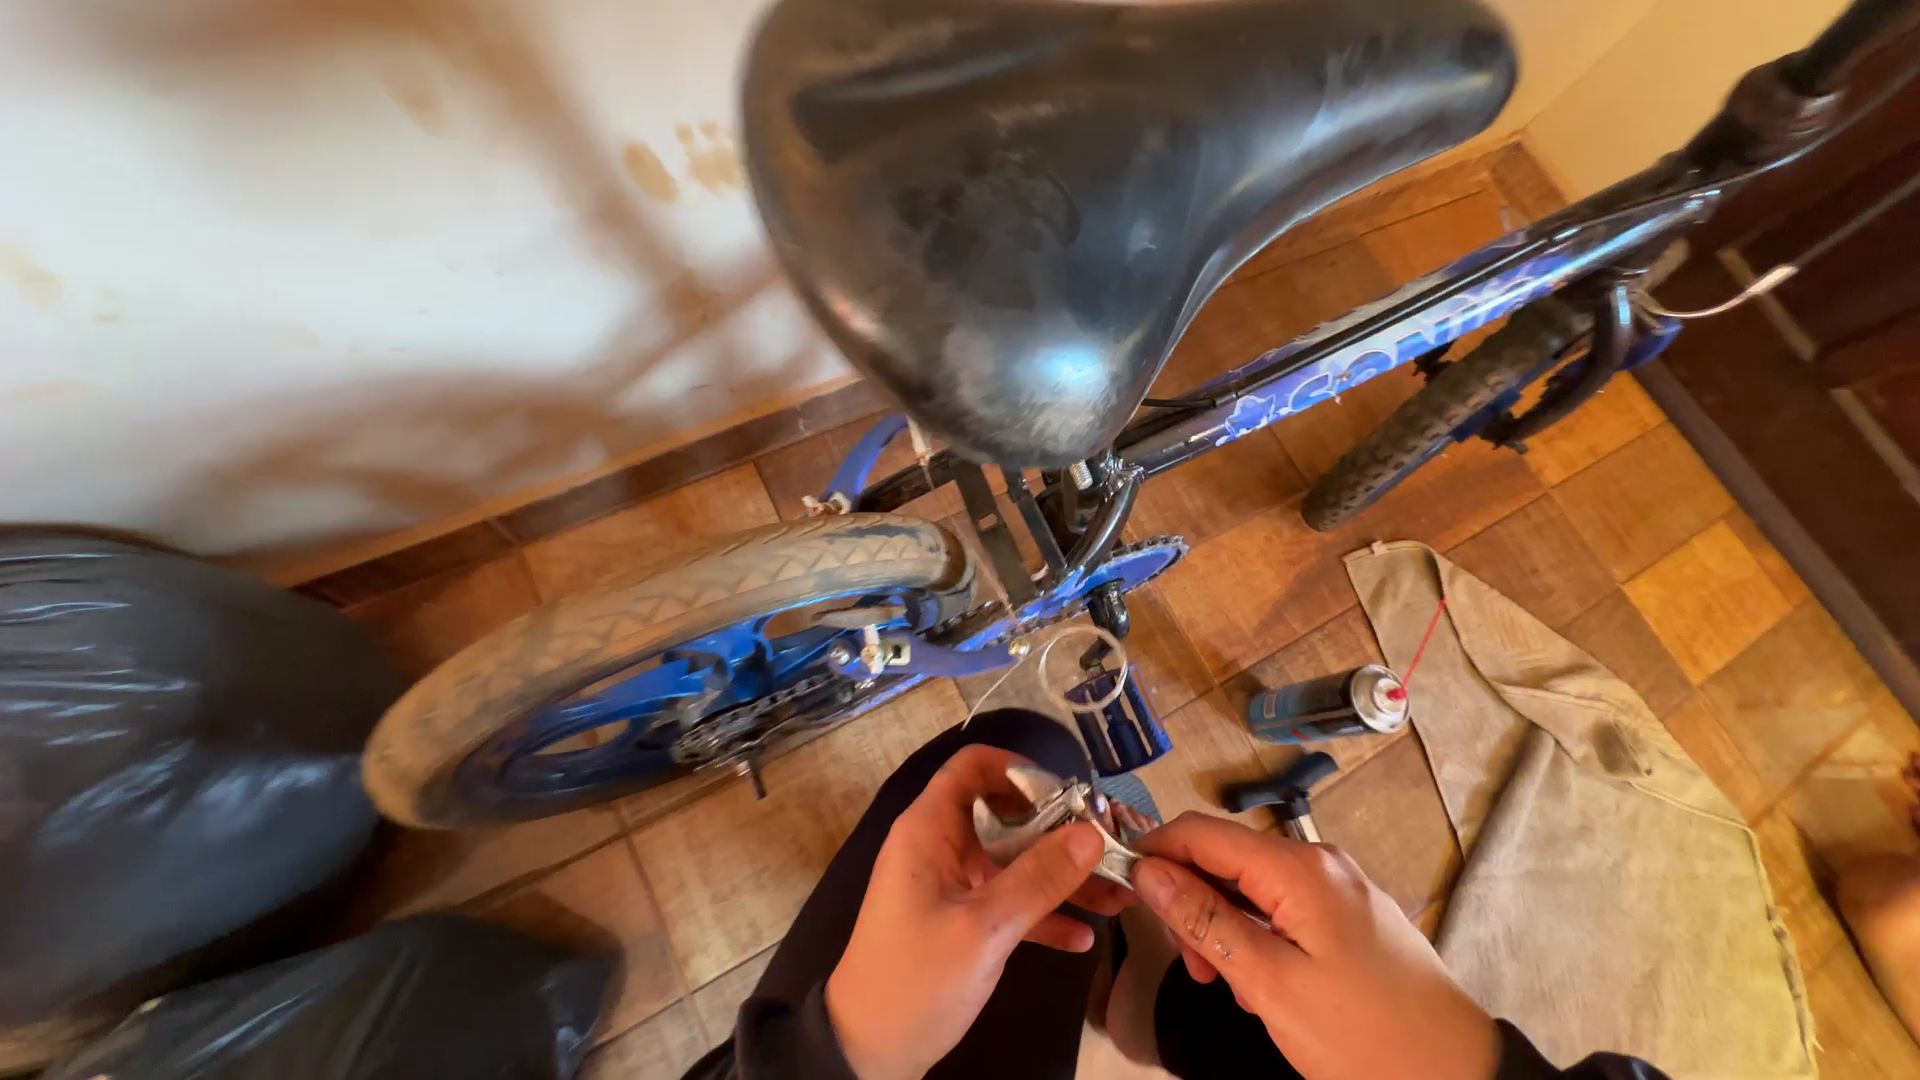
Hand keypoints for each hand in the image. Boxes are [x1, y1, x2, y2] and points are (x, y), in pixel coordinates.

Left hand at [825, 746, 1133, 1079]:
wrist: (867, 1053)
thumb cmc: (916, 978)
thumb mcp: (983, 928)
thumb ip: (1038, 879)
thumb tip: (1091, 833)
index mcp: (930, 828)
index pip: (971, 766)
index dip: (1018, 768)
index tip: (1068, 793)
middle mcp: (939, 845)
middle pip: (1003, 814)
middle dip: (1057, 830)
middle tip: (1108, 847)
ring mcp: (949, 883)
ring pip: (1011, 861)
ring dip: (1059, 876)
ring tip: (1115, 894)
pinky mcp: (957, 918)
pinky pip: (1005, 900)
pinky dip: (1039, 914)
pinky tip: (1081, 938)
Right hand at [1132, 813, 1498, 1079]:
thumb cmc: (1365, 1038)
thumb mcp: (1271, 985)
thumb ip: (1204, 920)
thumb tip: (1147, 870)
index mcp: (1297, 868)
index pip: (1200, 831)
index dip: (1154, 850)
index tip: (1123, 888)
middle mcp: (1316, 859)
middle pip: (1225, 856)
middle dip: (1191, 899)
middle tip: (1191, 965)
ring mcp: (1338, 883)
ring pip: (1251, 883)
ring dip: (1222, 921)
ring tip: (1226, 982)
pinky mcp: (1351, 910)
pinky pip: (1283, 903)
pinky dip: (1256, 930)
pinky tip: (1262, 977)